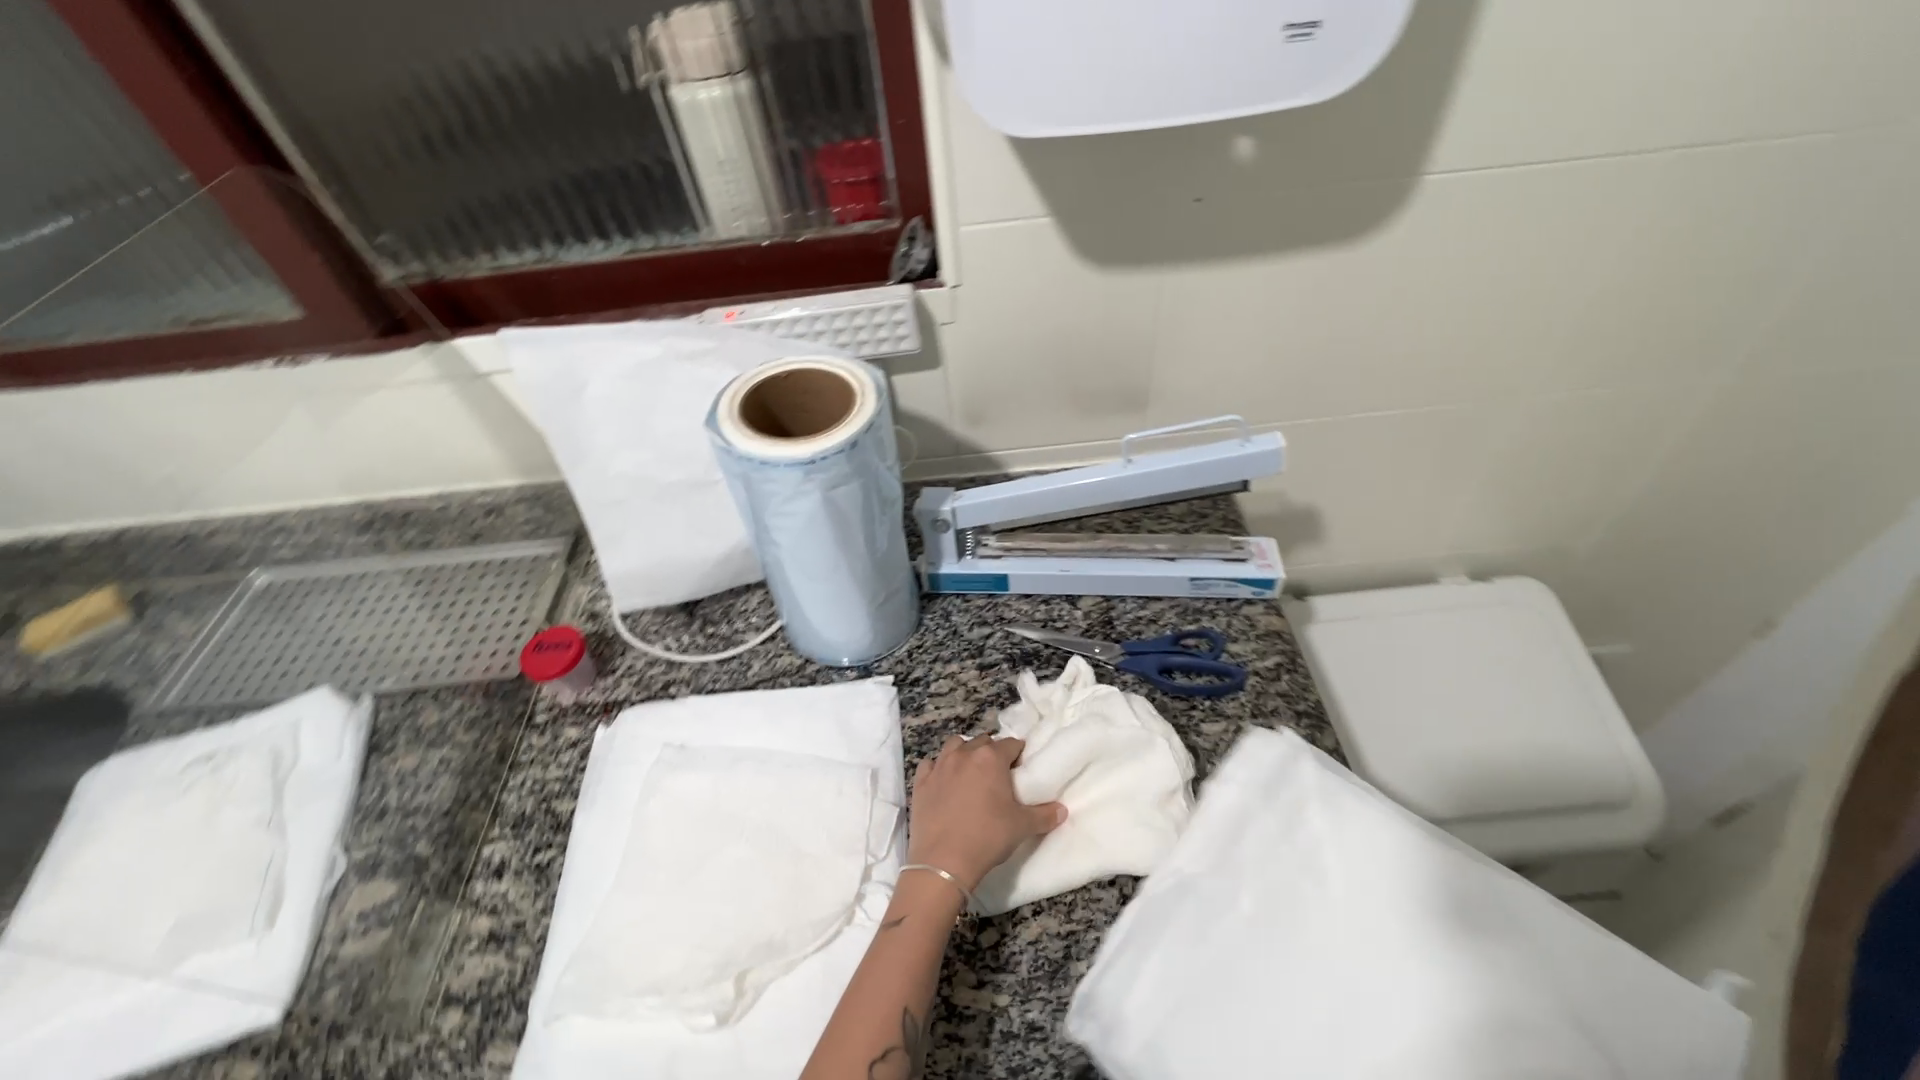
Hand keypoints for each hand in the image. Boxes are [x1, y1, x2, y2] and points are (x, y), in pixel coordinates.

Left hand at [906, 735, 1066, 891]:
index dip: (1018, 755)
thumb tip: (1062, 810)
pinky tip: (943, 782)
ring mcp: (939, 766)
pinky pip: (930, 764)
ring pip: (954, 746)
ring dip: (964, 753)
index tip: (1021, 769)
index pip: (1011, 744)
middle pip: (982, 742)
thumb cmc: (987, 837)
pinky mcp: (920, 782)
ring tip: (971, 773)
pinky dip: (938, 768)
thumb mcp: (1022, 827)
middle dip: (992, 753)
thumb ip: (1045, 815)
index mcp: (991, 758)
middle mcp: (964, 754)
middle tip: (999, 775)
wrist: (943, 860)